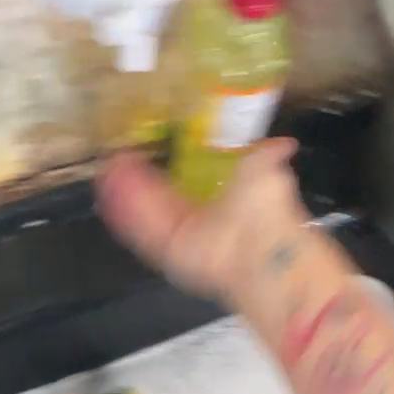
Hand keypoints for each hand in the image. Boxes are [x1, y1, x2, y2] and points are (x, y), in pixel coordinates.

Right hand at [95, 139, 306, 301]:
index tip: (152, 152)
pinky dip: (126, 210)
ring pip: (148, 215)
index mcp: (225, 205)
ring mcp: (183, 239)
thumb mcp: (267, 169)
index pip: (191, 188)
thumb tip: (286, 143)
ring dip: (128, 193)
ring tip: (108, 169)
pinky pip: (142, 229)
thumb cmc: (265, 208)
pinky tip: (108, 186)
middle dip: (141, 183)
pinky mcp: (168, 250)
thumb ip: (266, 155)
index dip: (170, 171)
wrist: (257, 248)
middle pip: (162, 203)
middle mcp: (203, 225)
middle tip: (120, 159)